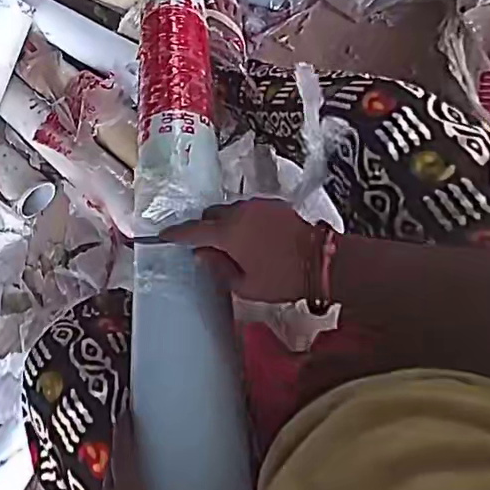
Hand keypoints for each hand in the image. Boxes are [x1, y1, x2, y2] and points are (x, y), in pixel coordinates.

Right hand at [160, 198, 333, 303]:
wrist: (324, 261)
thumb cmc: (282, 279)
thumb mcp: (246, 285)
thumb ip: (219, 268)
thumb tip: (201, 255)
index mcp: (227, 233)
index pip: (192, 230)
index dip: (176, 234)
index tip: (165, 235)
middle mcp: (238, 213)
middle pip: (210, 214)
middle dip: (204, 226)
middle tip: (208, 244)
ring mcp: (257, 205)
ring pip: (230, 209)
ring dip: (225, 222)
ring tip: (234, 241)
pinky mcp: (274, 204)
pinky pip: (249, 208)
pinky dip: (244, 219)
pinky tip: (254, 235)